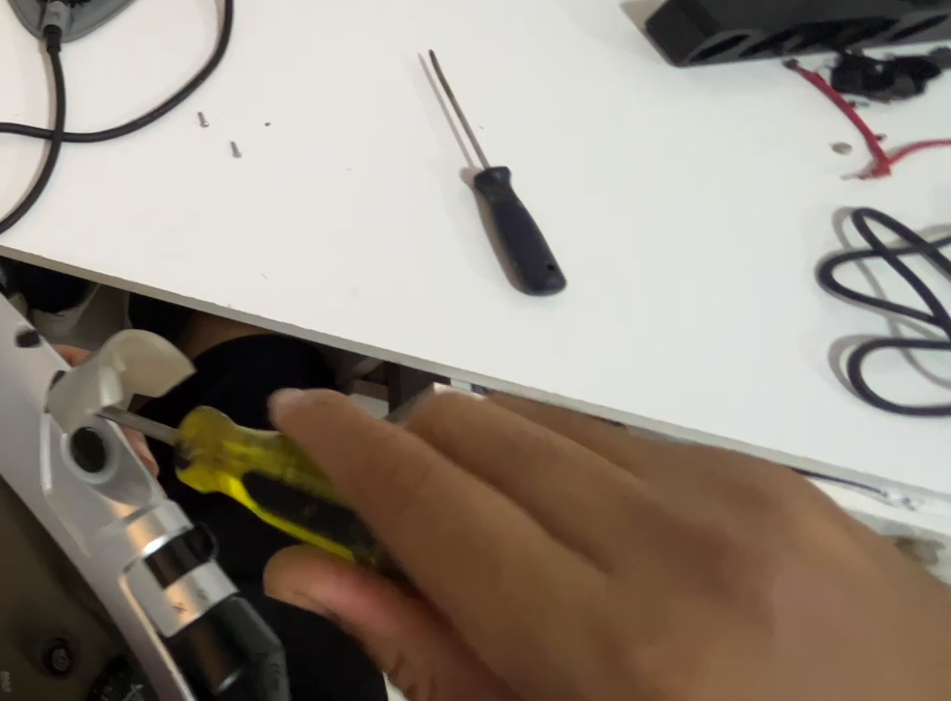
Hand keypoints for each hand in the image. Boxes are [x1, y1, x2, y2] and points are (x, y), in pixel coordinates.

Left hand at [0, 348, 151, 640]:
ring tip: (142, 477)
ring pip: (80, 459)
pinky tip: (132, 515)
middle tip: (132, 442)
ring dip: (117, 459)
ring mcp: (26, 491)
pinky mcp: (41, 533)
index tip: (95, 376)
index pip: (19, 376)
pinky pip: (81, 509)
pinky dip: (111, 503)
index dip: (59, 366)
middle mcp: (2, 448)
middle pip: (63, 415)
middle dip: (105, 416)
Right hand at [262, 388, 950, 700]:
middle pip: (458, 422)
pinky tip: (606, 536)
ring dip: (484, 456)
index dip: (334, 438)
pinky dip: (562, 464)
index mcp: (613, 648)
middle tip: (412, 516)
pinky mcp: (773, 477)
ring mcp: (736, 499)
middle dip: (407, 452)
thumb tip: (296, 568)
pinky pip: (603, 430)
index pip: (418, 490)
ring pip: (521, 414)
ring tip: (521, 535)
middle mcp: (671, 547)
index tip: (290, 415)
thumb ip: (416, 649)